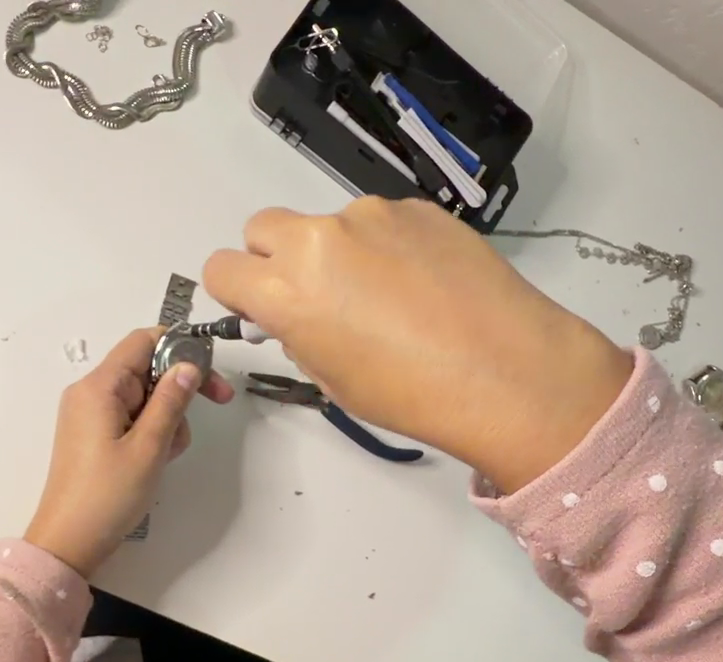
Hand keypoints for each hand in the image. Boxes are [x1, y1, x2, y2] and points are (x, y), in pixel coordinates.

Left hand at [24, 329, 233, 576]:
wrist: (68, 542)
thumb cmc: (107, 496)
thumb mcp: (148, 448)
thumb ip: (171, 402)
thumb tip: (188, 365)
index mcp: (99, 387)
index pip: (142, 341)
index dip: (180, 347)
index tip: (210, 372)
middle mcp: (90, 393)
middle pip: (145, 369)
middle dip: (178, 390)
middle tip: (212, 409)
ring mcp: (89, 415)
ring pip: (142, 397)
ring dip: (167, 417)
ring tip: (167, 453)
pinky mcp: (92, 436)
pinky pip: (130, 418)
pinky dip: (150, 432)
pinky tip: (156, 459)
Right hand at [203, 197, 632, 490]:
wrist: (500, 370)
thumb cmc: (407, 392)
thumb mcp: (332, 379)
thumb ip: (298, 334)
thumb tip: (299, 316)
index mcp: (285, 289)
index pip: (222, 268)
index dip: (235, 290)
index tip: (257, 307)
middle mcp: (318, 240)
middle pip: (263, 228)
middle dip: (273, 259)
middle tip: (312, 296)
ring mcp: (371, 216)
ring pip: (328, 226)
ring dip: (337, 252)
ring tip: (386, 297)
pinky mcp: (418, 208)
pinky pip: (380, 223)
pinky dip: (385, 247)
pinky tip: (421, 284)